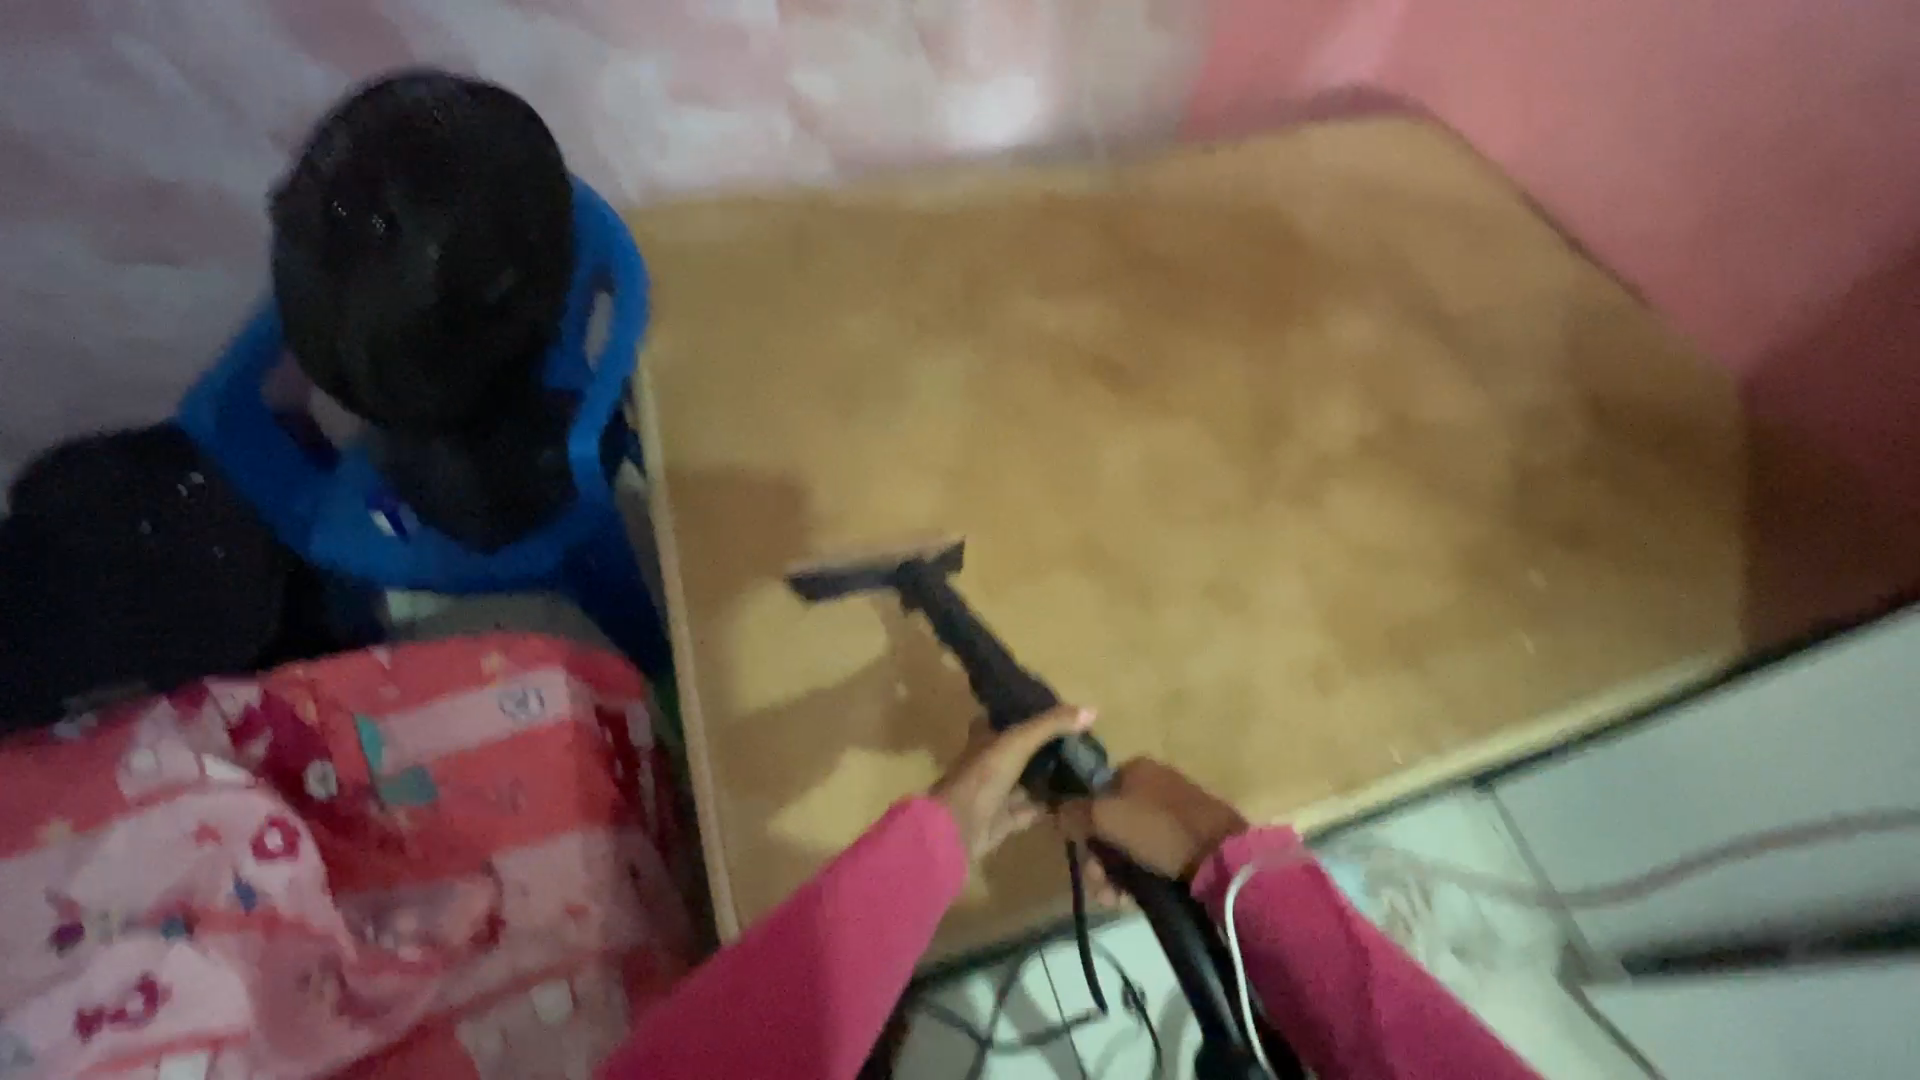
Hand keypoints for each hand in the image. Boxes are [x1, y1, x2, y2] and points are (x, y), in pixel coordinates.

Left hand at [932, 706, 1094, 860]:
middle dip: (1052, 748)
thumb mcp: (1018, 741)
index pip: (1012, 717)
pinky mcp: (1006, 819)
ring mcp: (998, 791)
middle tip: (1086, 743)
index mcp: (987, 735)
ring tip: (1089, 770)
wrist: (959, 827)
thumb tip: (1092, 709)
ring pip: (1031, 780)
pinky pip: (1034, 809)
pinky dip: (1053, 807)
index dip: (1035, 712)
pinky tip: (1079, 802)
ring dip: (1054, 777)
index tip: (1065, 712)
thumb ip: (1052, 725)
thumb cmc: (984, 775)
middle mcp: (992, 760)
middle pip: (1025, 750)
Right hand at [1058, 759, 1247, 886]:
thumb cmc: (1158, 829)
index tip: (1080, 852)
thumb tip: (1054, 812)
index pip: (1094, 792)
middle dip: (1097, 857)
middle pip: (1109, 823)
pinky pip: (1151, 859)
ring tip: (1113, 899)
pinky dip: (1137, 878)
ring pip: (1128, 846)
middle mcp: (1154, 786)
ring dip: (1113, 874)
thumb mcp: (1106, 817)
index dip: (1082, 823)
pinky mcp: (1188, 843)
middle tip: (1099, 884)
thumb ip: (1073, 813)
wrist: (1222, 859)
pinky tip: (1131, 900)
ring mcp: (1173, 814)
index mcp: (1136, 768)